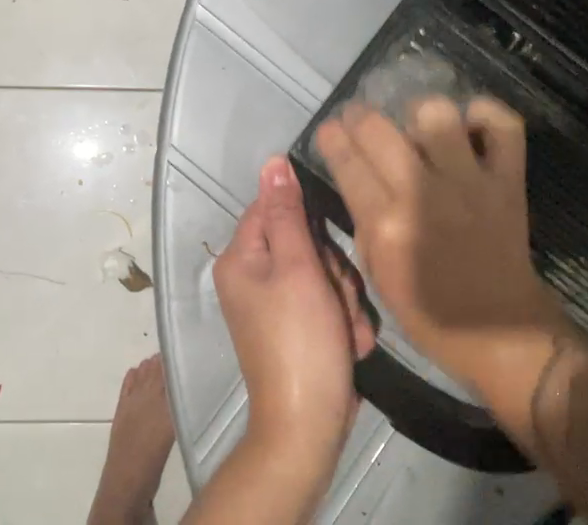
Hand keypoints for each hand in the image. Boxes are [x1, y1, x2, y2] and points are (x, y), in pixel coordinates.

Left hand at [213, 156, 375, 464]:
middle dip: (333, 271)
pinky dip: (343, 323)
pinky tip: (346, 345)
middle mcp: (253, 277)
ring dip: (343, 301)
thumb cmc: (301, 342)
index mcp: (241, 259)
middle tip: (335, 299)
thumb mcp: (298, 269)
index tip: (326, 248)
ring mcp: (276, 305)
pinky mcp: (299, 328)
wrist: (309, 426)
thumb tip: (272, 161)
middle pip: (306, 243)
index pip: (275, 207)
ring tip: (342, 329)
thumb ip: (287, 213)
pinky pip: (328, 305)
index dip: (309, 223)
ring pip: (326, 275)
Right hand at [314, 97, 568, 389]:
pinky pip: (502, 126)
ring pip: (437, 115)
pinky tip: (467, 125)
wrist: (499, 331)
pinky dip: (484, 115)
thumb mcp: (378, 273)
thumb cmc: (430, 312)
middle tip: (361, 120)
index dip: (331, 137)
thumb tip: (356, 176)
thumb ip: (364, 220)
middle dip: (359, 116)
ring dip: (419, 115)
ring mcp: (470, 184)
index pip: (347, 161)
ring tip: (418, 131)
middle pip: (379, 128)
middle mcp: (423, 195)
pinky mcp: (507, 181)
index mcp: (386, 226)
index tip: (330, 130)